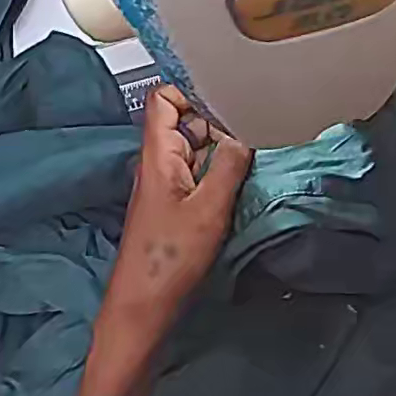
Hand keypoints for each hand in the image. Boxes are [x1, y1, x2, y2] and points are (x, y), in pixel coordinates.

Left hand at [104, 85, 253, 336]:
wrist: (143, 305)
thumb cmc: (170, 256)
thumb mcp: (209, 208)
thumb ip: (228, 165)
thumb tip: (243, 134)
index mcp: (158, 155)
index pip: (162, 100)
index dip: (190, 90)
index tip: (226, 96)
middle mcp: (159, 163)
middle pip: (185, 122)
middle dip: (217, 122)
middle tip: (250, 129)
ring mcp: (166, 184)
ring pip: (194, 149)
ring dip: (220, 149)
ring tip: (252, 152)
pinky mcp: (174, 204)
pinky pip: (197, 173)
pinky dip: (217, 171)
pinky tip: (239, 179)